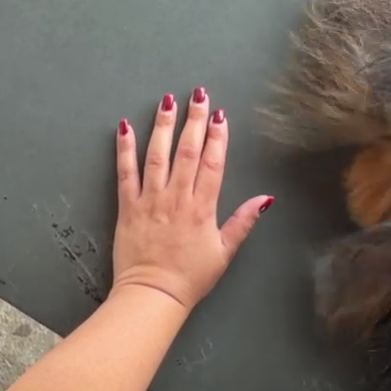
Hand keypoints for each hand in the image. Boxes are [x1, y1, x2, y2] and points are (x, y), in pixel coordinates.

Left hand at [112, 88, 272, 310]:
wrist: (152, 296)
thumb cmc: (191, 277)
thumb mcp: (225, 252)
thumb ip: (243, 222)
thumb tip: (266, 199)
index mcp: (203, 208)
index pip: (212, 163)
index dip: (217, 137)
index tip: (220, 115)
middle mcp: (177, 198)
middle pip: (187, 152)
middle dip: (194, 120)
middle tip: (198, 95)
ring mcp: (151, 200)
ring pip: (158, 155)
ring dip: (163, 126)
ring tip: (168, 101)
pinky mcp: (128, 206)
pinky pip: (126, 172)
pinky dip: (125, 148)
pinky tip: (125, 126)